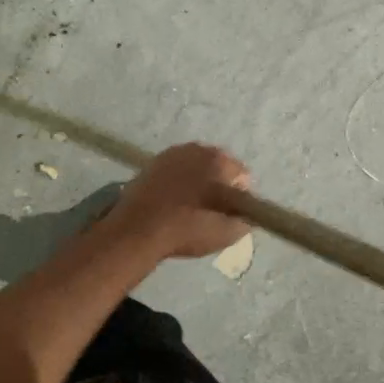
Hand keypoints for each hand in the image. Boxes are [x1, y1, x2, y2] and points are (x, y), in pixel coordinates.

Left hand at [104, 143, 252, 259]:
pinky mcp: (151, 162)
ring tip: (191, 206)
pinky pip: (174, 170)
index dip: (240, 196)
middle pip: (217, 166)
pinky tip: (172, 200)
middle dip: (218, 184)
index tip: (232, 214)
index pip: (242, 176)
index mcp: (219, 160)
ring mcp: (171, 153)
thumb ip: (244, 221)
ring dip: (197, 180)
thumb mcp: (227, 234)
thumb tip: (245, 216)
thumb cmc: (187, 229)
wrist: (137, 229)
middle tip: (212, 210)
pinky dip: (177, 181)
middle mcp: (197, 148)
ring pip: (195, 166)